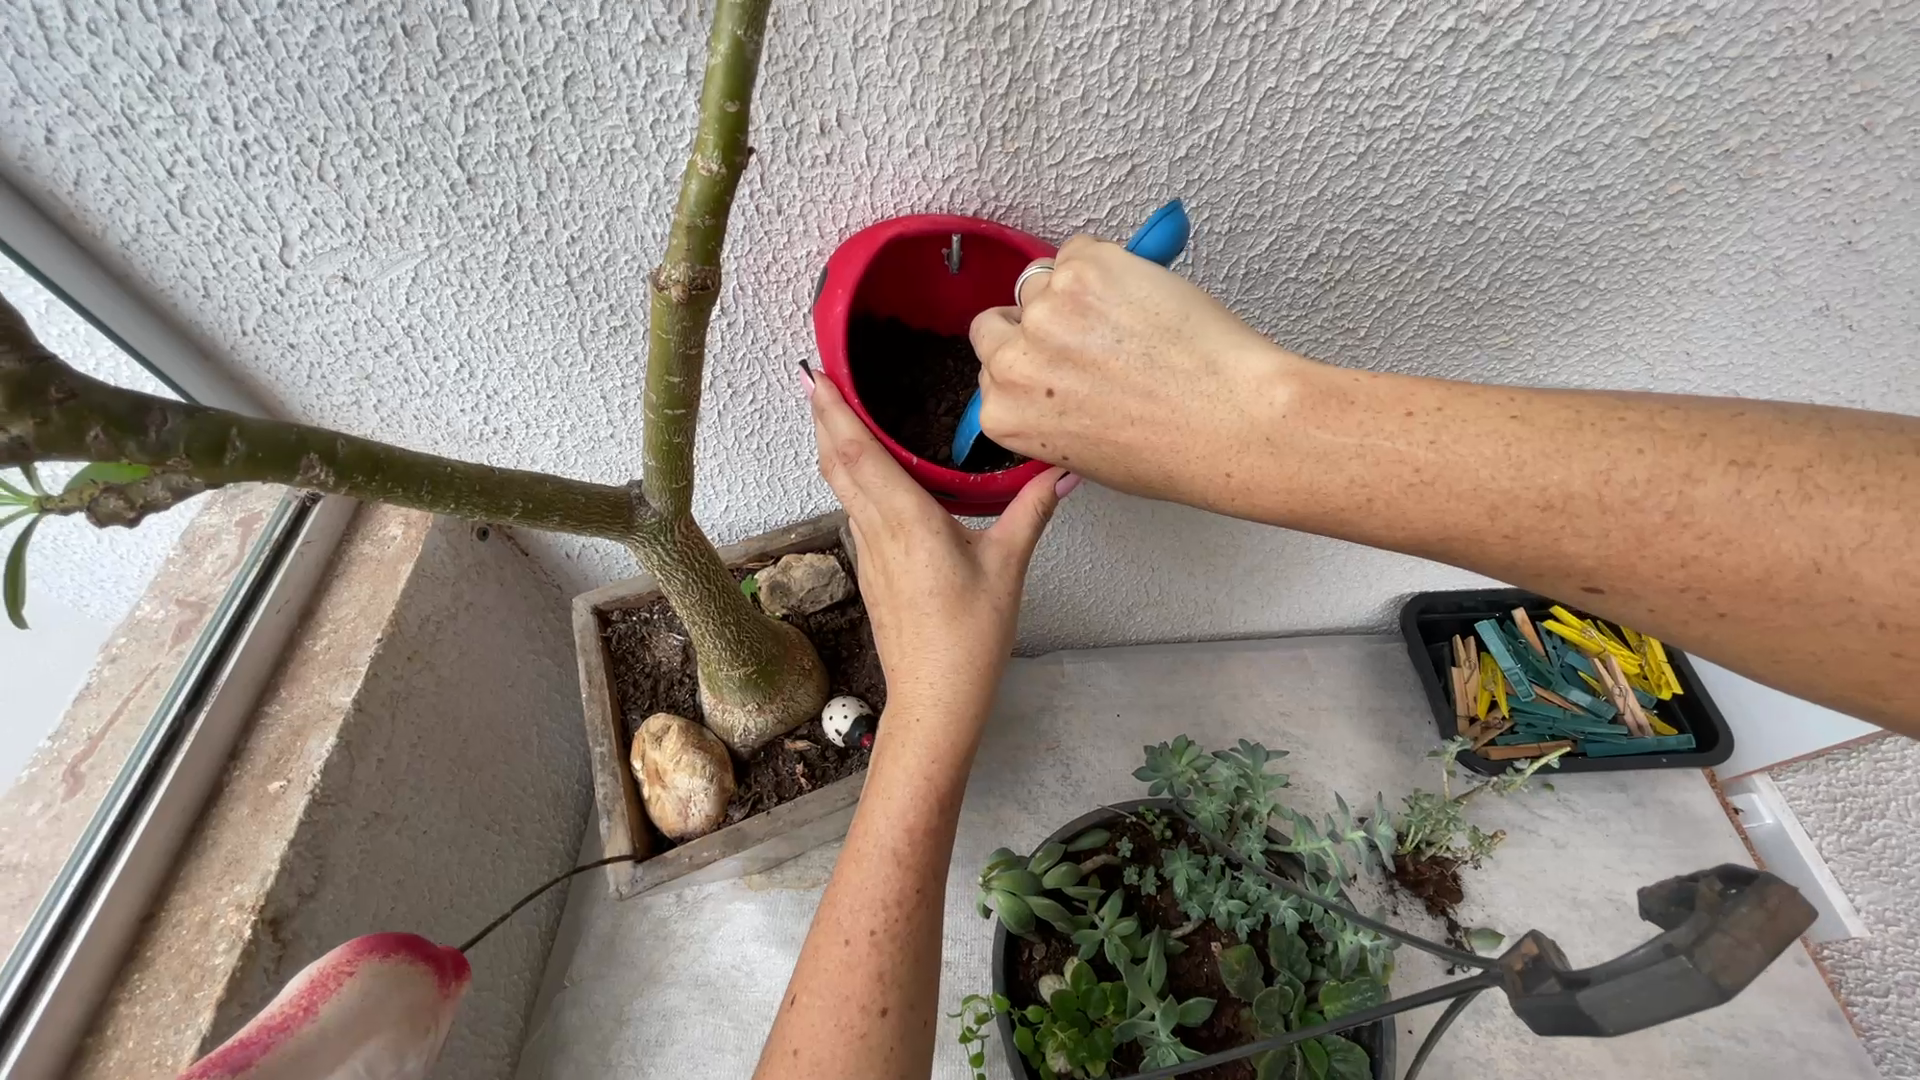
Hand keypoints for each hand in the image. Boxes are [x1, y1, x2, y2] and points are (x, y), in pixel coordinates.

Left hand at [806, 369, 1072, 722]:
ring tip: (834, 416)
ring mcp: (868, 553)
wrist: (934, 697)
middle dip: (823, 419)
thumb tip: (1061, 474)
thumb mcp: (1008, 568)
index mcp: (908, 521)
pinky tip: (866, 477)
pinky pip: (853, 512)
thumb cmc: (968, 638)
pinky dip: (849, 481)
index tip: (817, 376)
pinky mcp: (871, 571)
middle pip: (838, 464)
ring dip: (832, 448)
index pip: (860, 453)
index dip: (835, 412)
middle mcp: (878, 531)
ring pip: (841, 489)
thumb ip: (1030, 512)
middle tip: (815, 380)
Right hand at [969, 234, 1315, 506]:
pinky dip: (1105, 265)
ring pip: (1039, 283)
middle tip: (1081, 337)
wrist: (1227, 420)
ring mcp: (1046, 311)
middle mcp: (1012, 363)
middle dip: (1031, 327)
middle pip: (995, 323)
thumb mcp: (1082, 454)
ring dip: (1070, 294)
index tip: (1053, 363)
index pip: (990, 368)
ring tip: (1121, 319)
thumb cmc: (1169, 451)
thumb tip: (1051, 385)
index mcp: (1004, 415)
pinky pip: (1078, 250)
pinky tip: (1137, 297)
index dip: (1027, 363)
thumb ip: (1045, 414)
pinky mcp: (1086, 269)